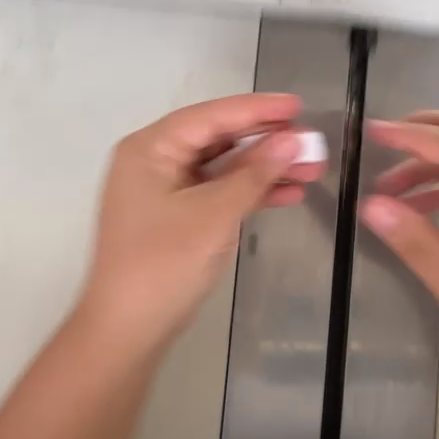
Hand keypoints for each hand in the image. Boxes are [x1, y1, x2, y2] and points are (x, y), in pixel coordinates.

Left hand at [79, 93, 324, 352]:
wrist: (126, 334)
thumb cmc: (163, 265)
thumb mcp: (214, 215)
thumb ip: (254, 173)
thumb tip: (293, 139)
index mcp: (150, 148)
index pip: (211, 116)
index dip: (257, 109)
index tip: (298, 105)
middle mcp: (154, 160)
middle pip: (219, 139)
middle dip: (267, 142)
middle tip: (313, 142)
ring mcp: (165, 190)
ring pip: (223, 167)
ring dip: (265, 169)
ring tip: (313, 169)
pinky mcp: (177, 217)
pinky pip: (219, 192)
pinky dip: (250, 193)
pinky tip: (289, 195)